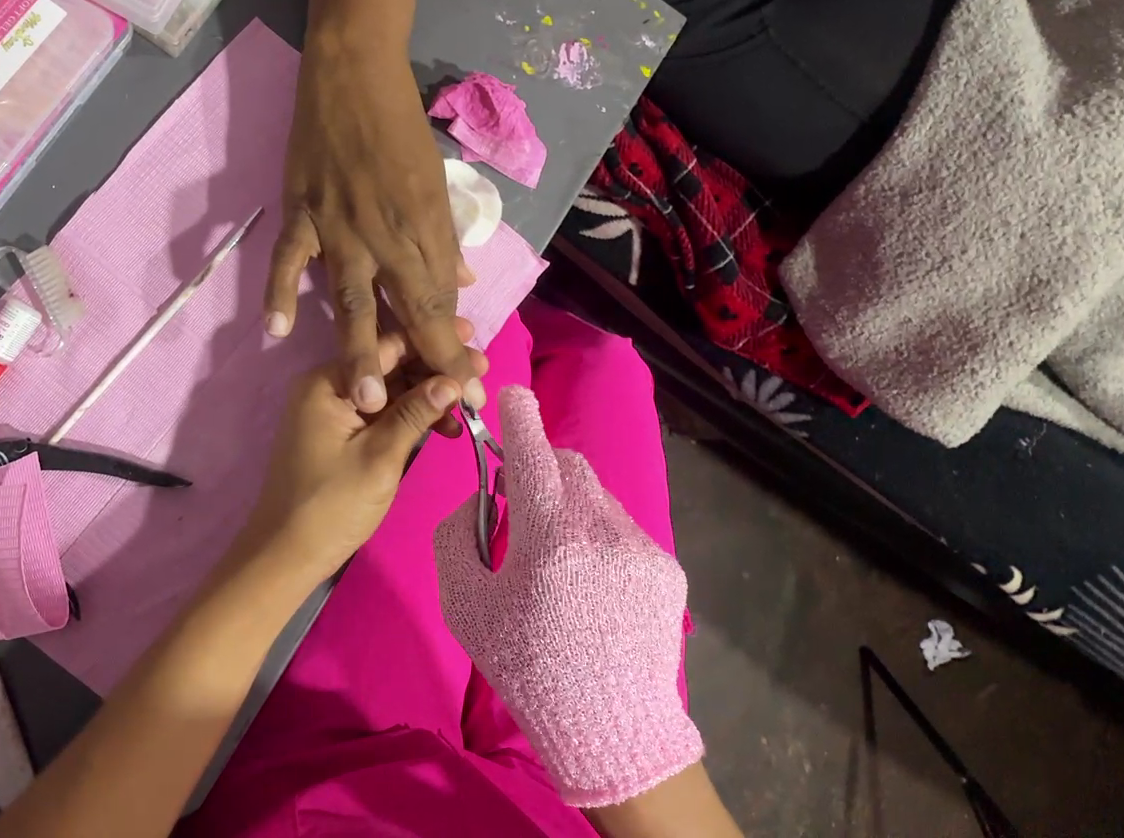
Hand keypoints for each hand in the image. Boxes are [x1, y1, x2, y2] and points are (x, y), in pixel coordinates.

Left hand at [237, 321, 488, 585]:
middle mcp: (329, 386)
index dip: (431, 343)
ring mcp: (334, 410)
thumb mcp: (379, 456)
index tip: (473, 340)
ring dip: (429, 396)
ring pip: (390, 390)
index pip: (386, 347)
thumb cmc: (331, 504)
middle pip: (390, 365)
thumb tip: (454, 379)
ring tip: (473, 403)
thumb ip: (415, 413)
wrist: (287, 553)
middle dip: (435, 370)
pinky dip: (411, 417)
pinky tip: (446, 426)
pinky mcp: (342, 432)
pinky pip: (382, 413)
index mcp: (328, 382)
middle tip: (483, 371)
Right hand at [266, 37, 484, 415]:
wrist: (354, 75)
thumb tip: (461, 283)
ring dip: (360, 351)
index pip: (441, 299)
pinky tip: (279, 332)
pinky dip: (281, 295)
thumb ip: (445, 237)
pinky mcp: (300, 213)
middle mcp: (386, 235)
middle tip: (431, 419)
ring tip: (364, 401)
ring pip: (352, 298)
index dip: (453, 346)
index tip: (466, 387)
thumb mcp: (436, 180)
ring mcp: (339, 227)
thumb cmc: (401, 127)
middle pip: (406, 308)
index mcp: (424, 226)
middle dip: (421, 365)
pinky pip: (288, 261)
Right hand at [434, 387, 701, 807]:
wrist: (610, 729)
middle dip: (540, 465)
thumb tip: (483, 499)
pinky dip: (595, 532)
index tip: (512, 394)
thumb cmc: (525, 666)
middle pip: (568, 465)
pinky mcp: (665, 569)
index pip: (533, 456)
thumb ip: (459, 536)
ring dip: (567, 501)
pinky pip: (620, 527)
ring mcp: (641, 549)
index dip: (519, 418)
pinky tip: (588, 582)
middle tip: (518, 498)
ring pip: (594, 495)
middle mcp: (601, 532)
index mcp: (549, 540)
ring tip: (554, 554)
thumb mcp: (465, 604)